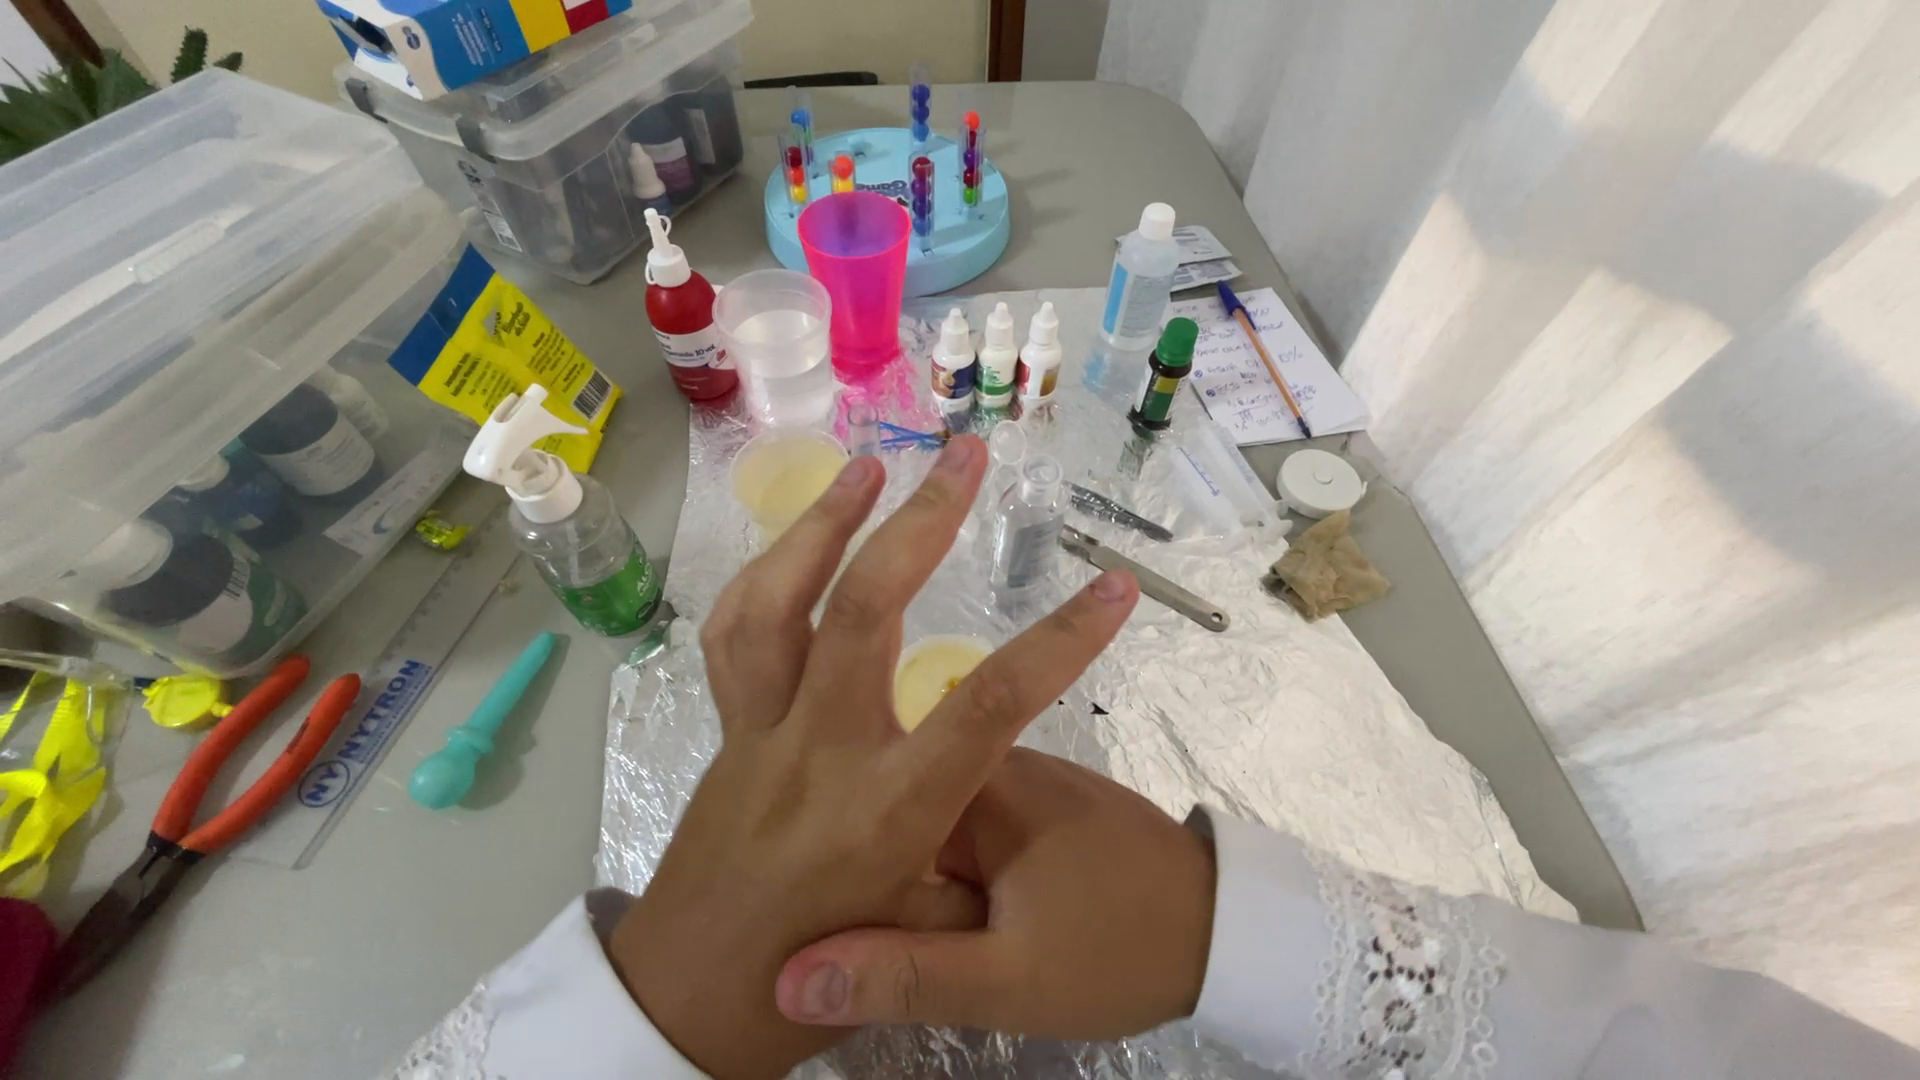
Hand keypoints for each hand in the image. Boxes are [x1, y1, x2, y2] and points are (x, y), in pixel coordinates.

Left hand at [608, 439, 1141, 1078]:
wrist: (691, 995)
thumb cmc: (818, 975)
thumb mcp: (930, 935)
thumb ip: (980, 860)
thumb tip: (1008, 800)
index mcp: (890, 809)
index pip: (987, 706)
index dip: (1060, 641)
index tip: (1114, 586)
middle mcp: (823, 750)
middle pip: (865, 611)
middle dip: (922, 524)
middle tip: (964, 456)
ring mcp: (762, 727)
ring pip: (777, 603)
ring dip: (822, 523)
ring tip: (867, 466)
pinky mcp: (726, 723)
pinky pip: (733, 631)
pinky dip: (765, 571)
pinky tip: (798, 538)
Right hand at [774, 747, 1216, 1040]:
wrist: (1225, 931)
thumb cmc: (1120, 949)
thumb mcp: (1008, 981)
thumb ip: (903, 974)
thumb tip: (792, 975)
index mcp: (978, 784)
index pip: (872, 791)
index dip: (835, 848)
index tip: (803, 896)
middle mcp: (996, 760)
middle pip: (900, 800)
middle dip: (874, 859)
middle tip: (836, 919)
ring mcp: (1023, 777)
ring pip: (935, 813)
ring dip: (911, 861)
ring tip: (872, 914)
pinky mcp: (1044, 800)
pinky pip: (972, 823)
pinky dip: (951, 859)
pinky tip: (941, 901)